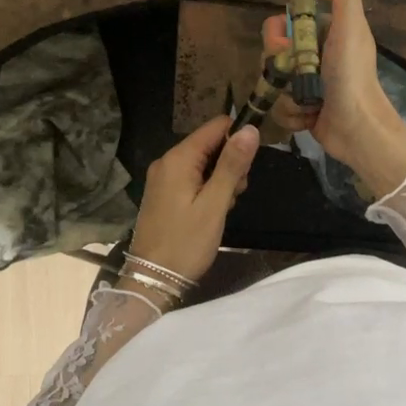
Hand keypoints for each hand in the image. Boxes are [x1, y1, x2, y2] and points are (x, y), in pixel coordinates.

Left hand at [127, 116, 259, 286]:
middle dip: (230, 164)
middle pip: (210, 145)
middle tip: (235, 194)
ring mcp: (163, 179)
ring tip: (223, 208)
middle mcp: (166, 162)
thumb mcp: (215, 204)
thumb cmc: (187, 242)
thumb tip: (250, 129)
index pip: (215, 127)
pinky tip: (212, 211)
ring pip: (203, 164)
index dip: (238, 138)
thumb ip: (232, 165)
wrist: (153, 278)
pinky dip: (208, 190)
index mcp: (178, 159)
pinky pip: (192, 179)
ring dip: (221, 180)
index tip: (251, 163)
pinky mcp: (163, 194)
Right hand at [264, 0, 405, 194]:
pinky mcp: (301, 111)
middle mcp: (314, 57)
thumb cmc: (352, 75)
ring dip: (286, 93)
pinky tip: (308, 117)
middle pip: (273, 51)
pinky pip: (278, 106)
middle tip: (293, 73)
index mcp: (326, 34)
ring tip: (306, 101)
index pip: (285, 22)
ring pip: (272, 80)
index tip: (286, 42)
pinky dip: (290, 113)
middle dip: (278, 64)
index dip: (279, 31)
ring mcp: (306, 85)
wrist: (357, 127)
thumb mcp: (352, 25)